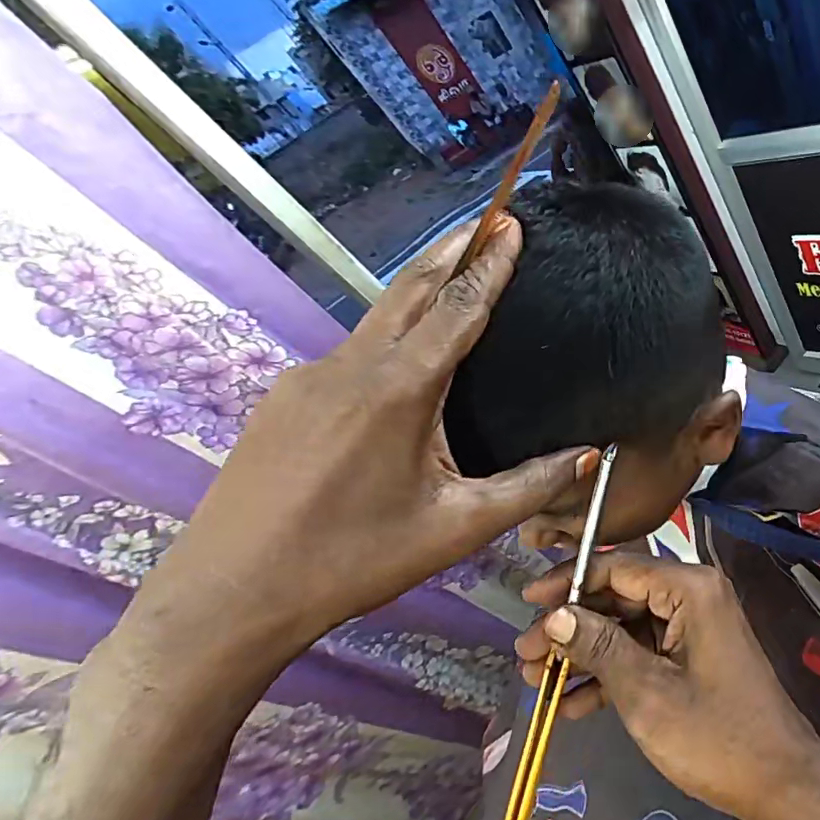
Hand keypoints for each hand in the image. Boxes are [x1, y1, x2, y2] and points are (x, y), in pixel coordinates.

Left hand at [0, 217, 595, 819]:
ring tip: (455, 278)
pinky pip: (349, 354)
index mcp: (399, 391)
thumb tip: (593, 456)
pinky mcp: (283, 396)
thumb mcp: (456, 528)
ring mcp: (307, 377)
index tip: (509, 223)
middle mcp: (351, 367)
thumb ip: (530, 486)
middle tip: (486, 221)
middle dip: (452, 249)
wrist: (226, 598)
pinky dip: (387, 337)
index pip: (457, 308)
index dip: (489, 264)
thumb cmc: (352, 562)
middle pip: (411, 289)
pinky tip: (399, 366)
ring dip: (420, 290)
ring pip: (377, 319)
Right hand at [514, 553, 819, 819]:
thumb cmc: (715, 736)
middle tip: (526, 652)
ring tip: (536, 678)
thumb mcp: (646, 693)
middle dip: (570, 626)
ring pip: (624, 626)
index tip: (527, 599)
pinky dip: (608, 673)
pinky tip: (569, 702)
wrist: (780, 784)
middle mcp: (691, 595)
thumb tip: (554, 616)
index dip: (569, 580)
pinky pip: (641, 651)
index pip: (618, 566)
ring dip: (582, 653)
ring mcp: (691, 625)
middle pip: (617, 596)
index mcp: (689, 588)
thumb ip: (598, 647)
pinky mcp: (690, 653)